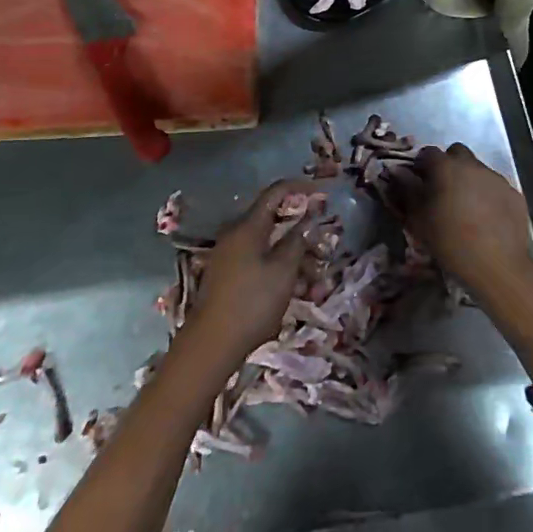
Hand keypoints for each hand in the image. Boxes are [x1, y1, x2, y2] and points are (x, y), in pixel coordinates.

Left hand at [182, 180, 309, 360]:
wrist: (211, 344)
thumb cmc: (252, 303)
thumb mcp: (283, 271)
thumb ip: (296, 242)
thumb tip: (305, 223)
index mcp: (248, 226)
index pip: (275, 192)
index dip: (299, 188)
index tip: (320, 191)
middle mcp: (235, 234)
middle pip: (272, 219)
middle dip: (299, 228)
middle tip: (321, 241)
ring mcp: (228, 254)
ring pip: (266, 243)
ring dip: (291, 253)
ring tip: (313, 276)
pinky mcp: (226, 273)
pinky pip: (257, 259)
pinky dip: (277, 265)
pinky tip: (293, 286)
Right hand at [402, 144, 532, 300]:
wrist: (497, 265)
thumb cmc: (449, 241)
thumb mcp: (418, 219)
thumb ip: (406, 190)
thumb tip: (397, 171)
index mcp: (445, 167)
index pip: (428, 152)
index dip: (421, 165)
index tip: (419, 183)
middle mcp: (472, 165)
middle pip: (456, 154)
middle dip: (448, 166)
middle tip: (443, 191)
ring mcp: (496, 178)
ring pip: (478, 170)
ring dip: (469, 181)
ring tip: (466, 209)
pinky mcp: (514, 194)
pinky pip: (496, 188)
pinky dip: (489, 197)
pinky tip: (487, 219)